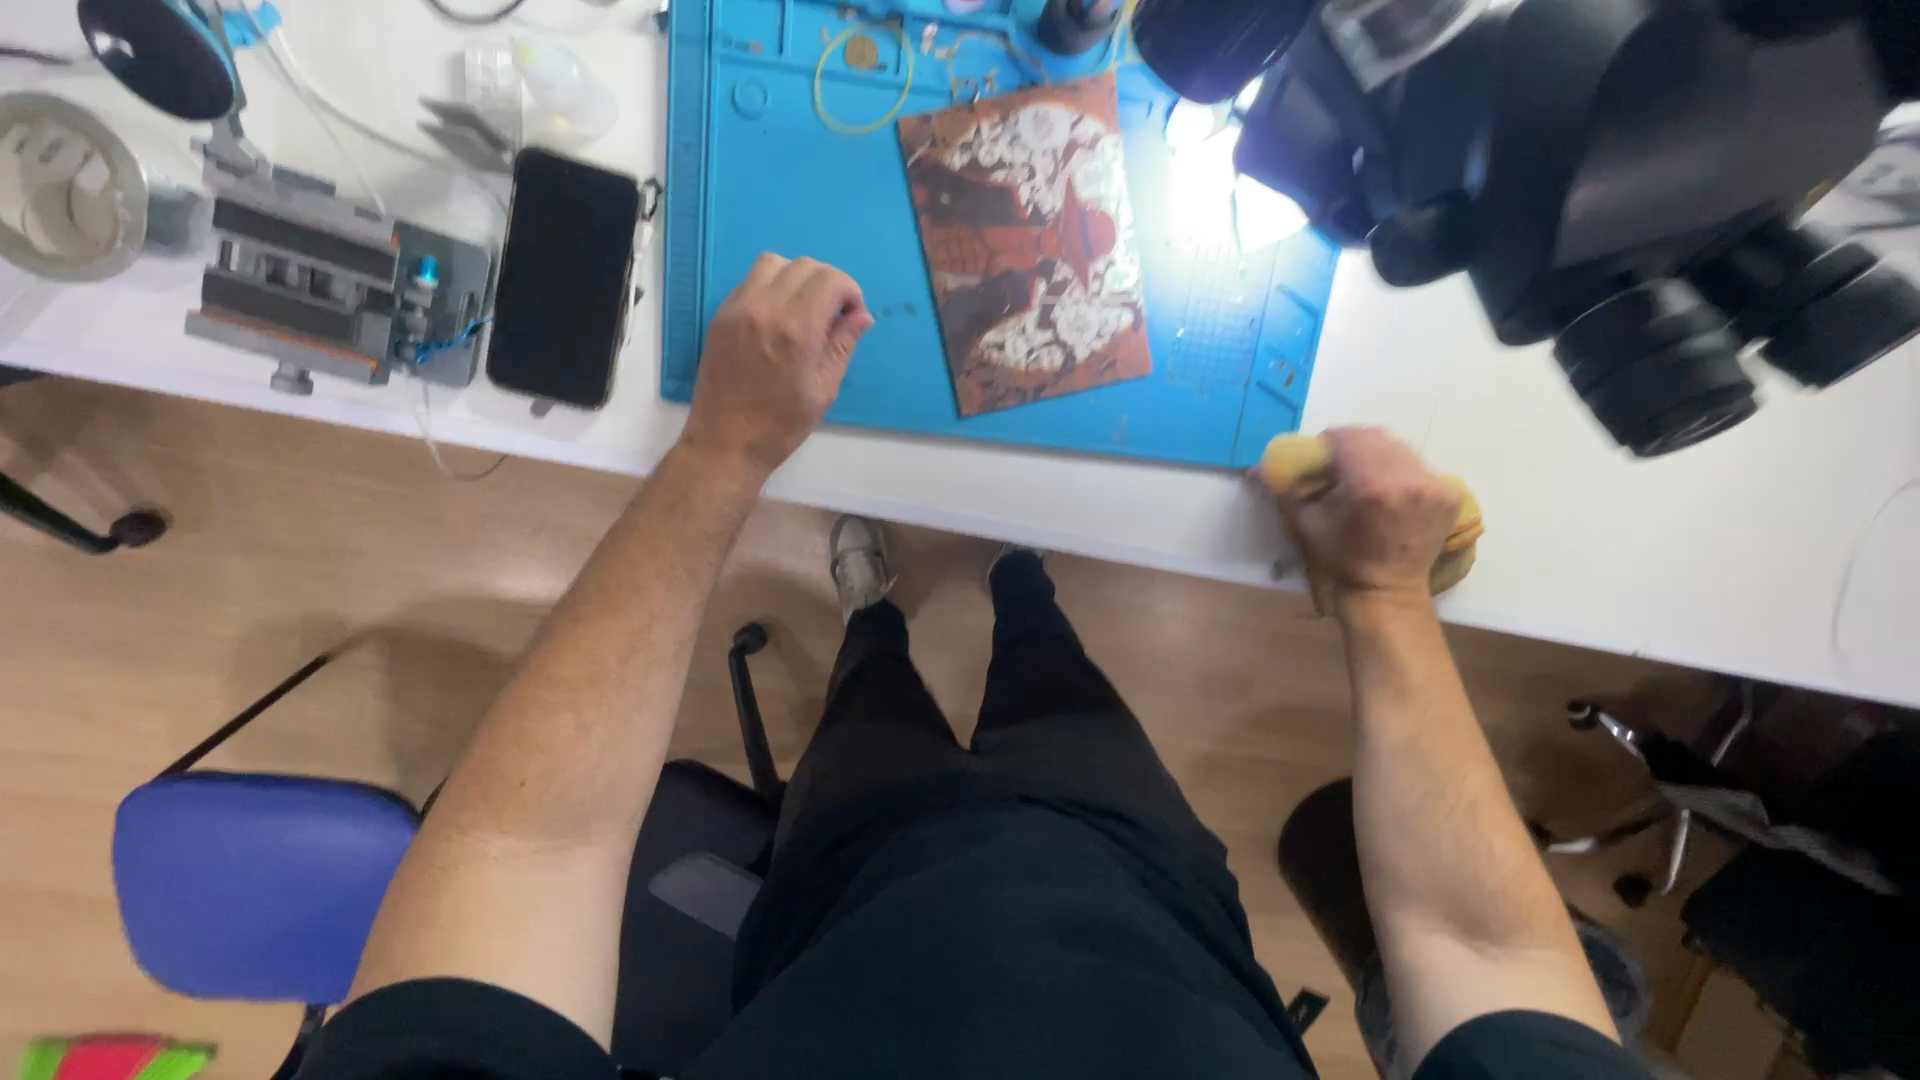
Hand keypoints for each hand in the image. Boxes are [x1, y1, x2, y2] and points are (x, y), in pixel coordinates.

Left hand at [680, 253, 873, 480]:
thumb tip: (861, 316)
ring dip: (798, 278)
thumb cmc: (781, 425)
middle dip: (828, 283)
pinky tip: (779, 318)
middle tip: (833, 315)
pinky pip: (750, 281)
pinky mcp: (721, 316)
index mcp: (796, 330)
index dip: (850, 292)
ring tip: (805, 309)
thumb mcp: (824, 390)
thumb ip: (843, 345)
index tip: (852, 317)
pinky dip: (772, 287)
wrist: (726, 442)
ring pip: (774, 263)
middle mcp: (765, 308)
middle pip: (805, 265)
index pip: (831, 280)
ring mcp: (737, 309)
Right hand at [1275, 427, 1459, 613]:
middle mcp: (1408, 480)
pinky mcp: (1449, 493)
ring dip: (1378, 453)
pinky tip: (1388, 487)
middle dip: (1353, 443)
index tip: (1319, 451)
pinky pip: (1418, 464)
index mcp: (1370, 487)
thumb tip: (1257, 468)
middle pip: (1376, 437)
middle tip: (1338, 459)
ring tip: (1364, 473)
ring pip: (1400, 447)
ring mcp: (1434, 485)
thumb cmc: (1341, 558)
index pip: (1349, 438)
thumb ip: (1285, 489)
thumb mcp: (1306, 523)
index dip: (1330, 440)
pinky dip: (1399, 468)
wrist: (1386, 589)